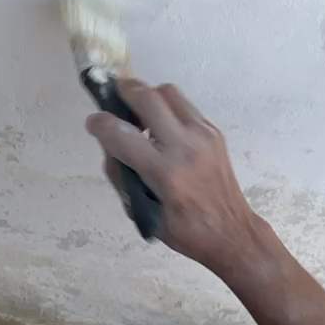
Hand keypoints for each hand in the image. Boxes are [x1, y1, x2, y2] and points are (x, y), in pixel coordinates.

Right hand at [84, 79, 276, 277]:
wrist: (232, 232)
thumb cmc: (185, 231)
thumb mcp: (142, 212)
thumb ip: (122, 175)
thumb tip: (110, 144)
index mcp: (165, 173)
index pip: (122, 135)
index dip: (100, 124)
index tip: (92, 122)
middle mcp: (185, 147)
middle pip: (148, 98)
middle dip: (124, 91)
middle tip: (111, 95)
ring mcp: (203, 135)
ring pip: (168, 93)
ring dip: (148, 96)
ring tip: (139, 114)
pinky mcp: (214, 132)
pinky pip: (184, 106)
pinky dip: (167, 109)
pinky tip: (162, 129)